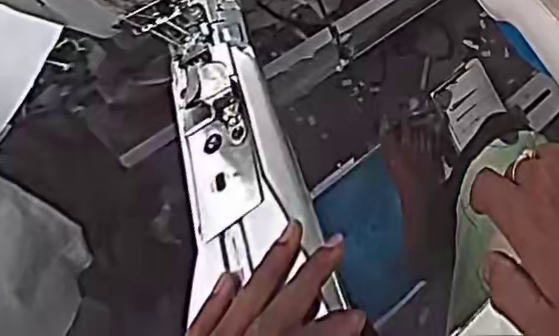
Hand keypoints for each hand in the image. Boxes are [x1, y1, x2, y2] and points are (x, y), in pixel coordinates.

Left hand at [186, 224, 364, 335]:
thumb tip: (346, 333)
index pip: (310, 330)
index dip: (337, 320)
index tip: (357, 313)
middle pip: (282, 303)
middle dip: (312, 271)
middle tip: (335, 244)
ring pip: (245, 297)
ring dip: (271, 264)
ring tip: (291, 232)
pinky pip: (201, 320)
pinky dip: (217, 296)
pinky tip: (229, 276)